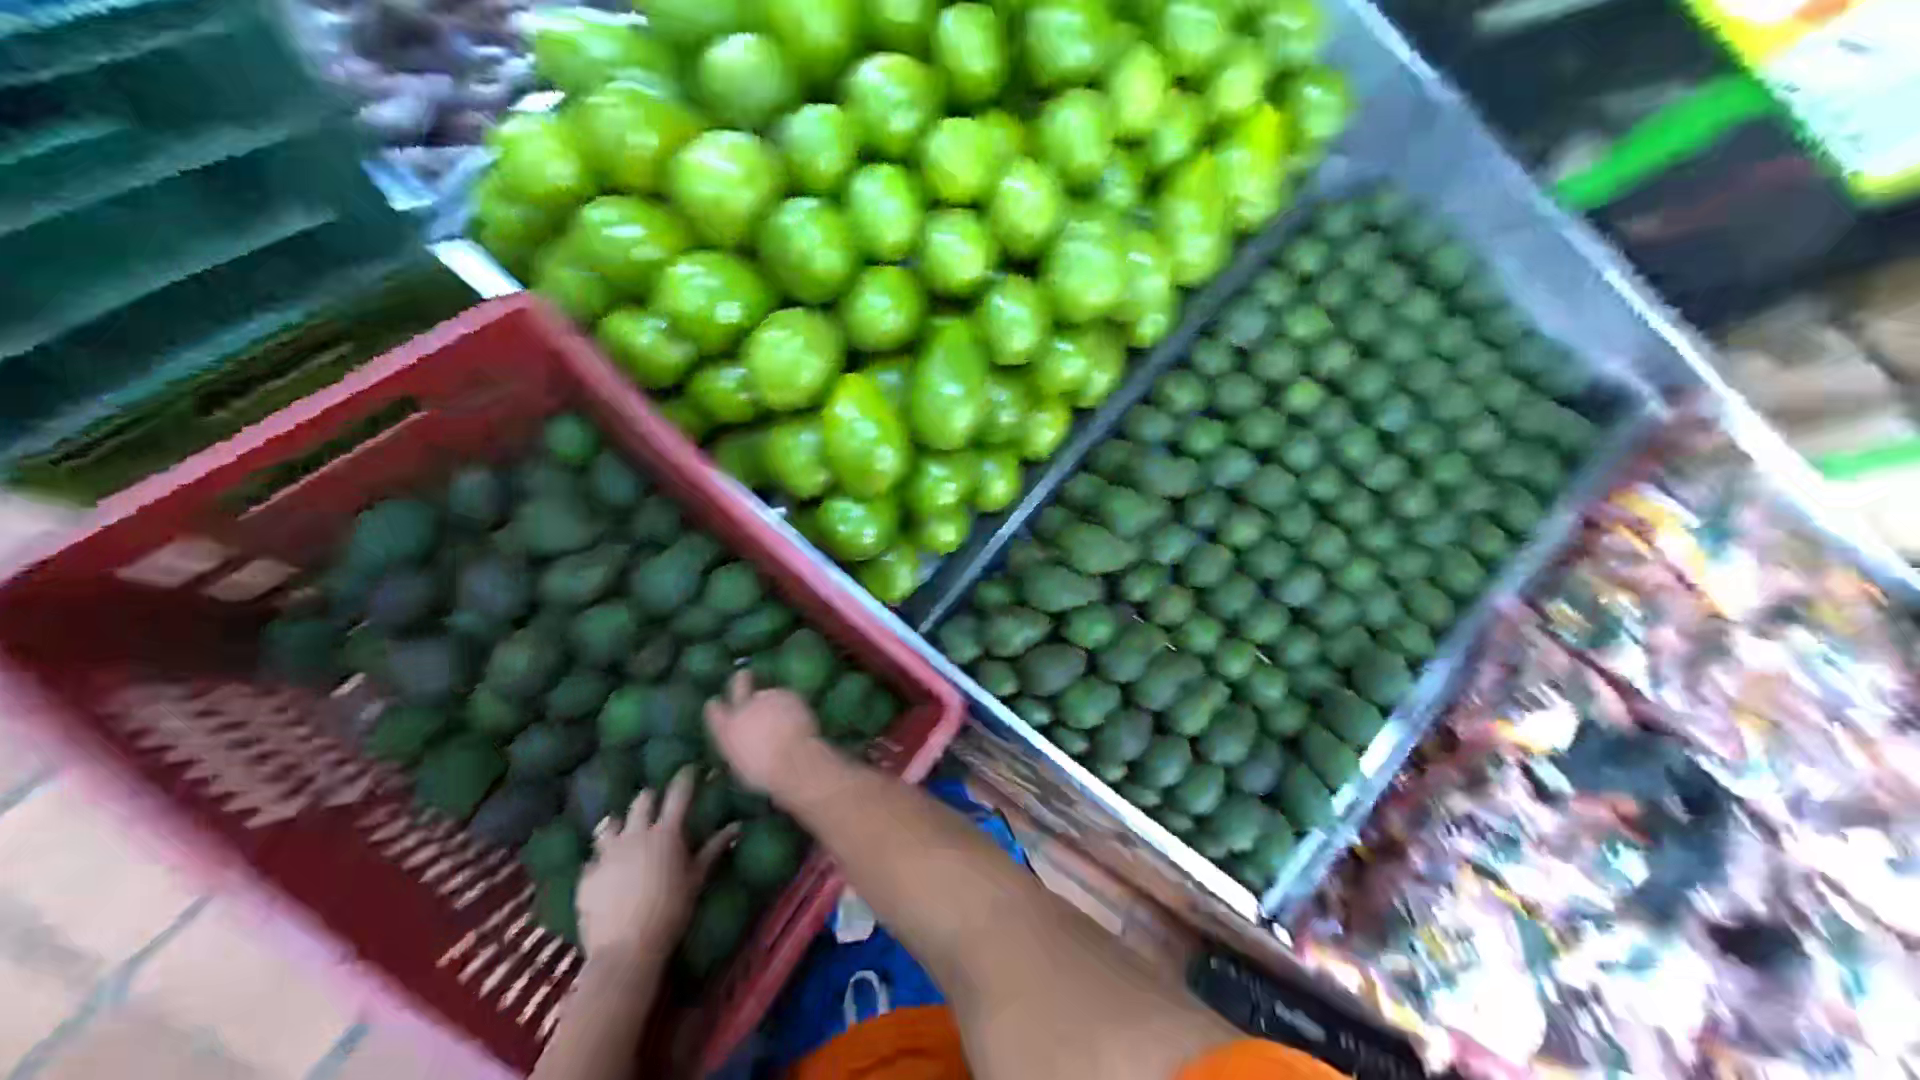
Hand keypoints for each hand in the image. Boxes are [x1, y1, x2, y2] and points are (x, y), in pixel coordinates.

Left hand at [577, 768, 734, 963]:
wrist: (626, 950)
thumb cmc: (671, 912)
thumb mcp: (697, 879)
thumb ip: (714, 848)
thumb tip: (737, 825)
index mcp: (666, 833)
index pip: (678, 793)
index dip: (686, 777)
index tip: (691, 769)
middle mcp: (634, 834)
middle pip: (642, 800)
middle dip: (651, 796)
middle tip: (659, 802)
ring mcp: (606, 854)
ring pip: (611, 823)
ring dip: (621, 823)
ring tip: (626, 831)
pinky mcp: (586, 875)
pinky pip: (593, 858)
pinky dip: (603, 859)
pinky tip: (608, 871)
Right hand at [704, 671, 826, 794]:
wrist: (795, 761)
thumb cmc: (765, 774)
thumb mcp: (740, 765)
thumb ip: (736, 748)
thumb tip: (739, 746)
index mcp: (726, 728)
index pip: (713, 709)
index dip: (716, 706)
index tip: (718, 704)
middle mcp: (743, 707)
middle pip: (738, 683)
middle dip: (741, 679)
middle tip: (745, 677)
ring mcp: (766, 697)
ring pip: (767, 693)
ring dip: (772, 701)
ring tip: (784, 716)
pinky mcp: (787, 694)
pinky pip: (786, 696)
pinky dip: (790, 704)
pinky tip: (797, 716)